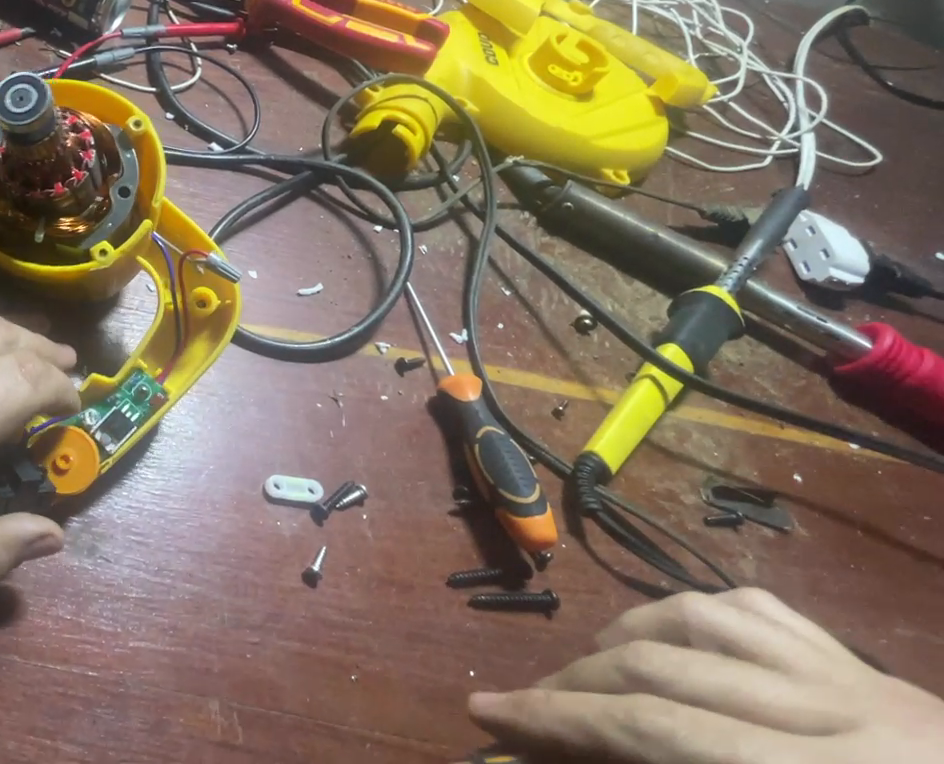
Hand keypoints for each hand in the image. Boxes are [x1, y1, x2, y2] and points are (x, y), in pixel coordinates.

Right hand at [468, 588, 943, 762]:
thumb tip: (604, 752)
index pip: (653, 730)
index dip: (556, 720)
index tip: (485, 713)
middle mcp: (843, 713)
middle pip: (660, 670)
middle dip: (571, 686)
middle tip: (522, 708)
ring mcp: (864, 682)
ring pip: (696, 622)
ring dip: (618, 641)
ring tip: (586, 670)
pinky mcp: (877, 670)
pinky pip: (757, 612)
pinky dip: (689, 616)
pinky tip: (667, 635)